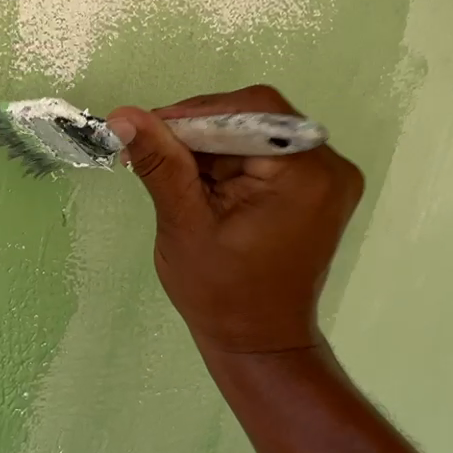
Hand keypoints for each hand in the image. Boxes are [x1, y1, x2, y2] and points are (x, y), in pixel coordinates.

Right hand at [108, 86, 363, 354]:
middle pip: (256, 118)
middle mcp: (329, 166)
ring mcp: (327, 178)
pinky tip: (200, 184)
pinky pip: (267, 155)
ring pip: (258, 134)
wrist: (258, 342)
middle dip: (199, 131)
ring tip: (170, 172)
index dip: (193, 113)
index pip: (249, 110)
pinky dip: (229, 163)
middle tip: (150, 152)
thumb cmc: (219, 293)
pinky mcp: (316, 190)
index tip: (146, 131)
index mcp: (305, 173)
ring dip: (210, 148)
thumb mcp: (183, 223)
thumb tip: (123, 116)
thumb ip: (160, 163)